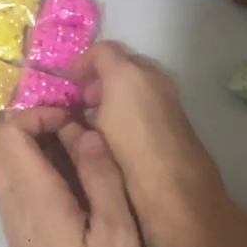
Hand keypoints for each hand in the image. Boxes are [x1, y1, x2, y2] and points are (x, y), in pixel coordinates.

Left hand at [0, 107, 145, 246]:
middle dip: (35, 124)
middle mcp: (14, 205)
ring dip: (39, 146)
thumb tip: (86, 130)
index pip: (8, 133)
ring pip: (7, 163)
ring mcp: (14, 223)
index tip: (76, 121)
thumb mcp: (116, 237)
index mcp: (33, 198)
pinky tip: (80, 182)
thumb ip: (101, 177)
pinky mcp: (23, 238)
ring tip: (85, 152)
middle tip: (77, 131)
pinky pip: (20, 184)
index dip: (38, 113)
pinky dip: (41, 168)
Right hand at [69, 42, 233, 246]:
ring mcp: (169, 98)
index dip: (81, 63)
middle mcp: (154, 78)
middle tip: (80, 102)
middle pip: (122, 65)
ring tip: (95, 122)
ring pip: (135, 86)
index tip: (67, 84)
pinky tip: (118, 137)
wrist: (179, 196)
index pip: (103, 50)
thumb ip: (84, 110)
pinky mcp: (177, 120)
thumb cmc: (130, 156)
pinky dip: (130, 110)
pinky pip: (147, 103)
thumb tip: (83, 102)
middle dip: (99, 78)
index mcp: (132, 73)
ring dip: (115, 95)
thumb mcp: (95, 129)